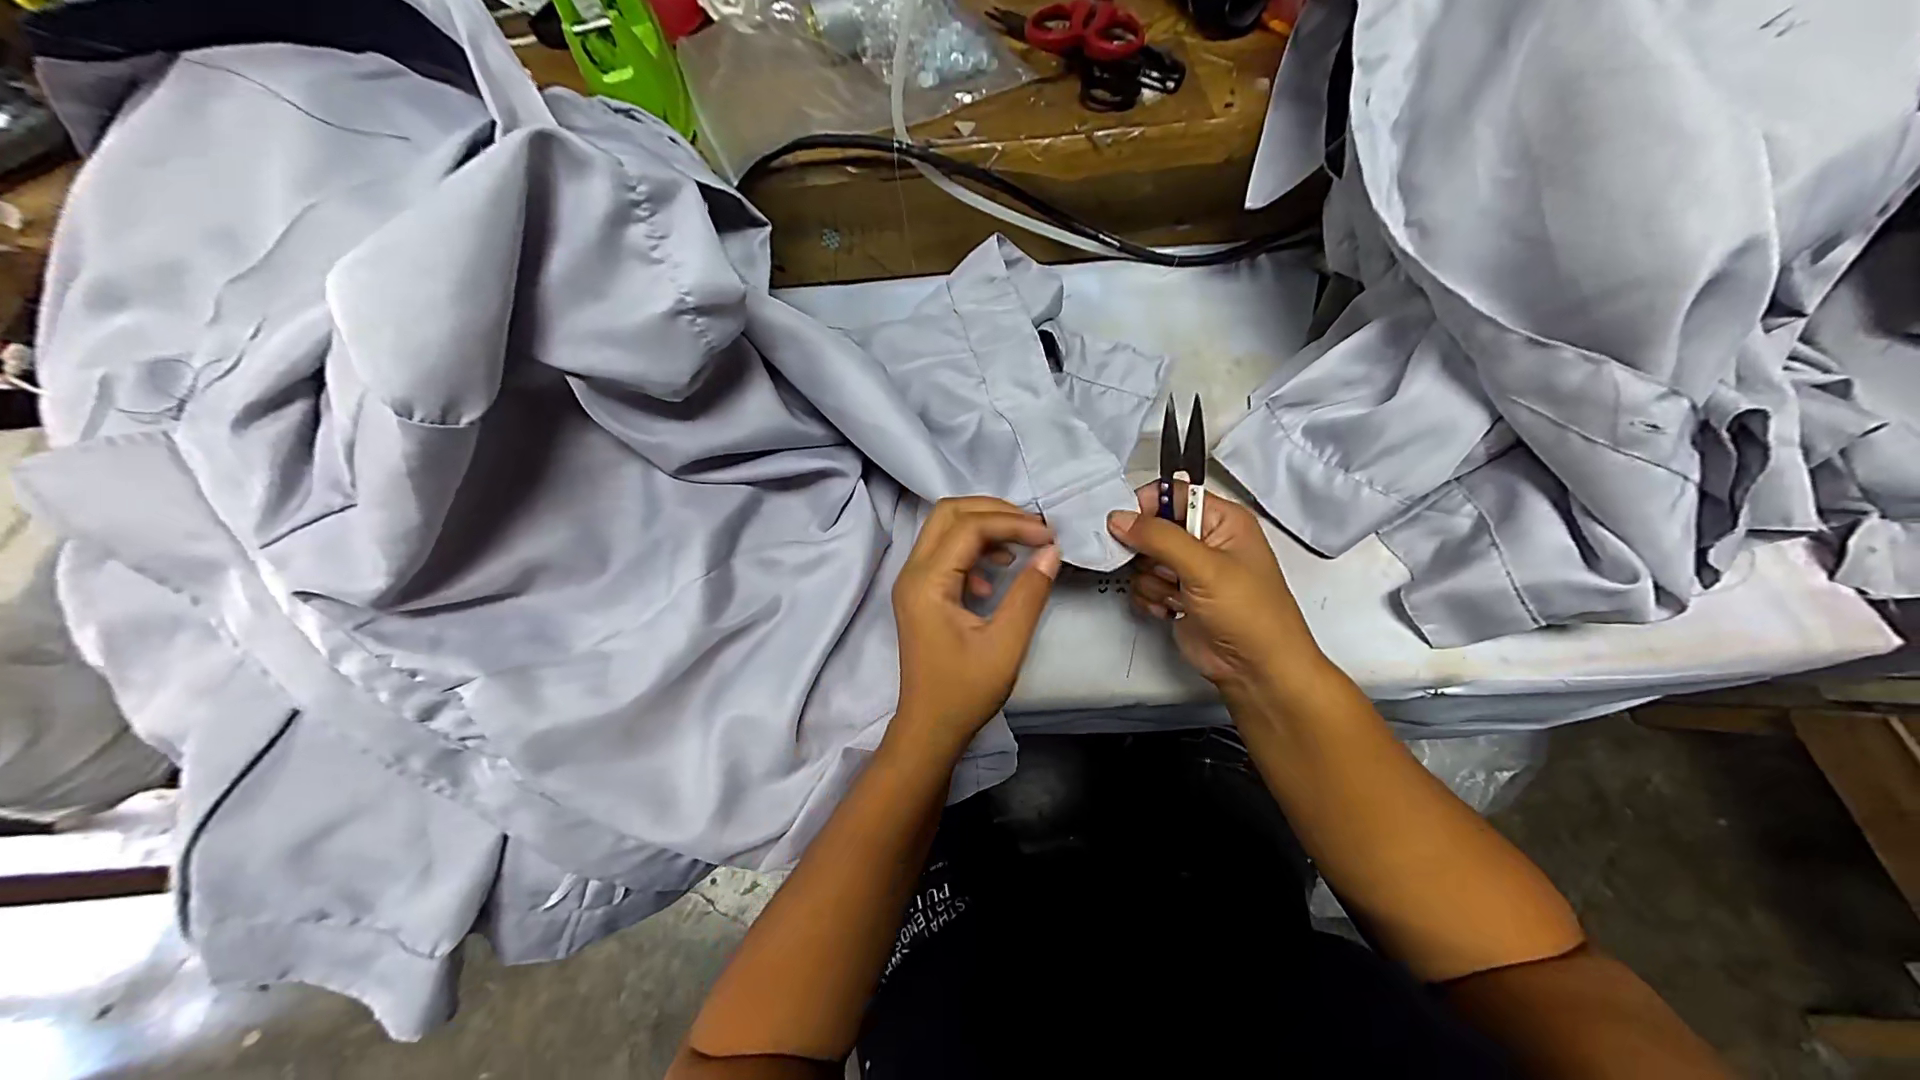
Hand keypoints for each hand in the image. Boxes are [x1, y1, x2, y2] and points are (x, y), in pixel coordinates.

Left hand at [889, 497, 1061, 763]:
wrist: (930, 728)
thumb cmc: (965, 691)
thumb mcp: (1006, 644)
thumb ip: (1029, 593)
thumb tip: (1051, 551)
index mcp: (927, 583)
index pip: (969, 527)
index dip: (1013, 524)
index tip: (1049, 537)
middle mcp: (912, 573)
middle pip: (949, 513)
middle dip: (994, 512)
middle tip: (1033, 528)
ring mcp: (913, 582)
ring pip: (945, 529)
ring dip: (984, 528)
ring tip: (1021, 546)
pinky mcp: (920, 593)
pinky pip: (945, 552)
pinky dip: (973, 550)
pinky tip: (996, 576)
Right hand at [1108, 482, 1325, 692]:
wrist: (1256, 669)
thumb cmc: (1252, 616)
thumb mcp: (1205, 567)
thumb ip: (1159, 537)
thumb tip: (1120, 518)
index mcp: (1222, 520)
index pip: (1172, 494)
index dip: (1146, 507)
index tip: (1128, 525)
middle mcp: (1205, 540)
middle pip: (1151, 528)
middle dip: (1148, 553)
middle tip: (1164, 569)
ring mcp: (1189, 570)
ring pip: (1143, 560)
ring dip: (1152, 581)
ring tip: (1177, 596)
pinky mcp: (1176, 595)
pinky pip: (1143, 585)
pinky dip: (1150, 599)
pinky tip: (1171, 609)